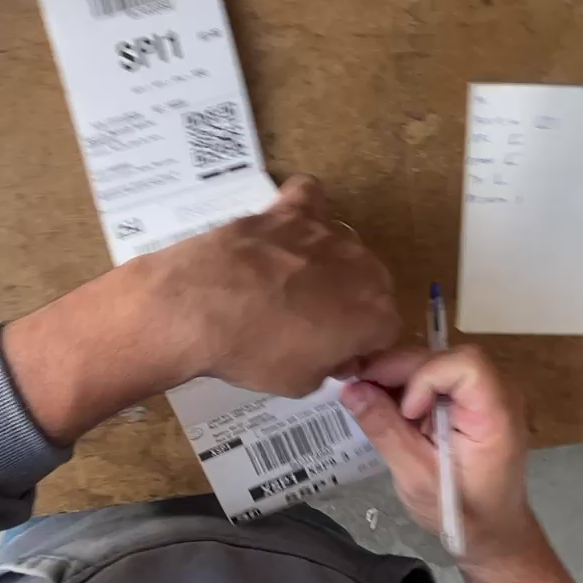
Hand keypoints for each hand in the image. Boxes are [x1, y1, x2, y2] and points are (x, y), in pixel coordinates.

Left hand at [145, 174, 399, 397]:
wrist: (198, 307)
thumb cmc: (252, 353)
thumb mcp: (299, 383)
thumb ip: (328, 366)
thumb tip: (332, 353)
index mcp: (374, 315)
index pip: (384, 332)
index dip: (358, 348)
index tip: (331, 357)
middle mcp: (363, 267)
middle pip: (369, 286)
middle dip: (346, 306)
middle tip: (304, 326)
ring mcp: (326, 234)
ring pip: (341, 249)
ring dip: (324, 267)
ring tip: (284, 286)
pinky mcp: (289, 210)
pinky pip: (310, 198)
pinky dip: (303, 210)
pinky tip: (285, 228)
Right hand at [337, 346, 535, 552]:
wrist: (493, 534)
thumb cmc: (463, 515)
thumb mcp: (417, 478)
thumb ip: (385, 431)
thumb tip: (350, 390)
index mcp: (495, 415)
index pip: (465, 363)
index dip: (426, 377)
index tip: (407, 413)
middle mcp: (495, 394)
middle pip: (442, 357)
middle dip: (397, 372)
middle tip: (361, 395)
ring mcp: (480, 396)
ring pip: (432, 363)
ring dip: (395, 379)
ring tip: (368, 404)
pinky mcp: (465, 402)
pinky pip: (431, 378)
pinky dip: (402, 389)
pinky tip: (384, 408)